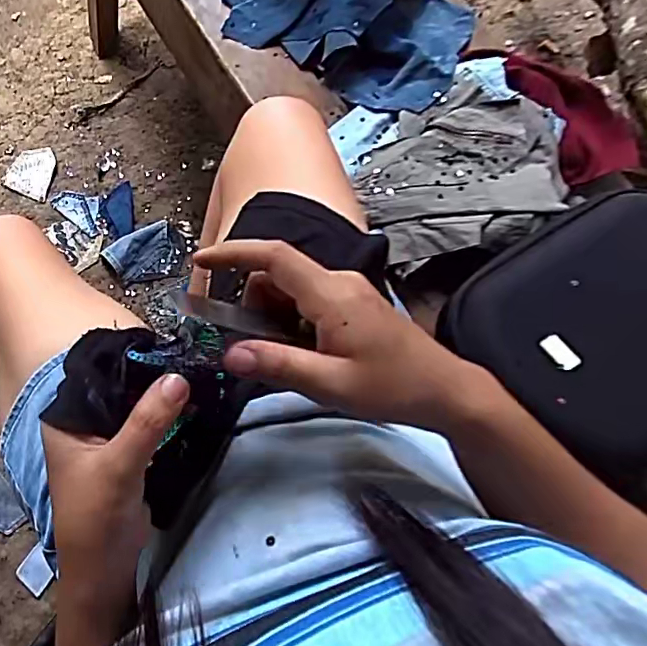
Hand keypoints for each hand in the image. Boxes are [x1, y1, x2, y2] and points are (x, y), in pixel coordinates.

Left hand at [40, 372, 189, 622]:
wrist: (105, 569)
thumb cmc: (97, 518)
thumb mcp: (120, 466)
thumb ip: (147, 422)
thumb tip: (177, 377)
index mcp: (64, 417)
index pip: (97, 372)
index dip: (131, 356)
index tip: (172, 343)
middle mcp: (80, 422)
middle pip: (119, 387)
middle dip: (152, 376)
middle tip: (192, 356)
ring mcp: (104, 438)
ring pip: (135, 405)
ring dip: (161, 396)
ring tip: (197, 373)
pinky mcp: (125, 453)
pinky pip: (147, 424)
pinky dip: (166, 416)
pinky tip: (191, 404)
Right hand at [190, 239, 505, 432]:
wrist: (444, 391)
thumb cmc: (394, 387)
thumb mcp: (330, 383)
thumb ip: (277, 365)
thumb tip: (231, 354)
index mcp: (332, 294)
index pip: (274, 257)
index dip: (233, 254)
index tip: (202, 260)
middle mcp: (339, 283)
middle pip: (276, 277)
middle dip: (254, 307)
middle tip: (259, 350)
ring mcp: (347, 292)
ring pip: (289, 291)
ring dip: (273, 319)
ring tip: (289, 359)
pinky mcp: (352, 305)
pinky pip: (307, 302)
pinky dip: (291, 324)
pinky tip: (305, 355)